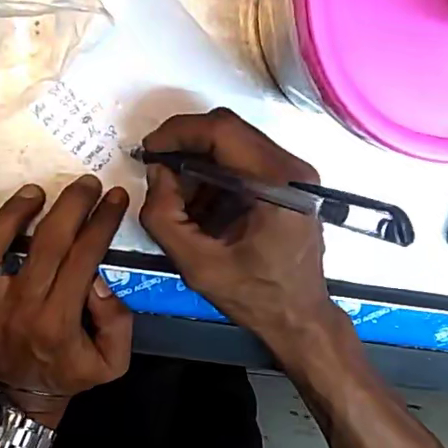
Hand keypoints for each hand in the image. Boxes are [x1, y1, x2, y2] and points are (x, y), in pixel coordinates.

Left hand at [0, 176, 133, 419]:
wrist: (21, 399)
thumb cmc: (67, 375)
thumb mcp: (111, 362)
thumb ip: (116, 321)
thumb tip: (99, 278)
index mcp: (57, 321)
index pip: (83, 258)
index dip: (102, 222)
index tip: (114, 198)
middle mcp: (18, 309)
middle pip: (45, 244)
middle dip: (70, 206)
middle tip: (84, 184)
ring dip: (10, 215)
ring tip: (32, 195)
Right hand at [139, 109, 337, 347]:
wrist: (299, 317)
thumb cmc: (254, 296)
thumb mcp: (197, 265)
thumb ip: (165, 217)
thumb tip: (156, 173)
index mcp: (276, 182)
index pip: (222, 130)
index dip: (178, 132)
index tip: (148, 150)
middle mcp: (290, 167)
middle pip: (227, 131)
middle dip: (184, 147)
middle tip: (156, 174)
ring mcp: (291, 173)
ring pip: (232, 145)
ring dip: (197, 165)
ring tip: (178, 202)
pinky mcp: (286, 182)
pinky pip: (240, 162)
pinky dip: (212, 177)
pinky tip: (199, 209)